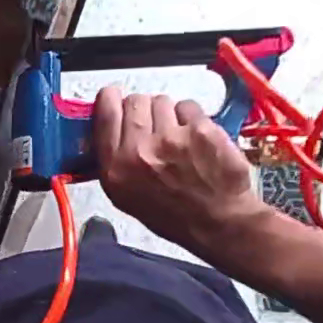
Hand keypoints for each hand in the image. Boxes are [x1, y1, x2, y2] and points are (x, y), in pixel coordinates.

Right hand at [94, 89, 274, 257]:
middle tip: (155, 127)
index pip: (105, 113)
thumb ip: (114, 160)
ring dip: (169, 113)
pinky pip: (189, 106)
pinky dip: (192, 119)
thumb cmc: (172, 215)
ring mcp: (171, 138)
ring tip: (178, 137)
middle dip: (144, 109)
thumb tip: (110, 126)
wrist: (217, 222)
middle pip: (135, 101)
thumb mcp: (126, 196)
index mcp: (115, 169)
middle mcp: (138, 151)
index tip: (116, 99)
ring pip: (163, 100)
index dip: (111, 99)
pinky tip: (196, 140)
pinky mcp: (199, 130)